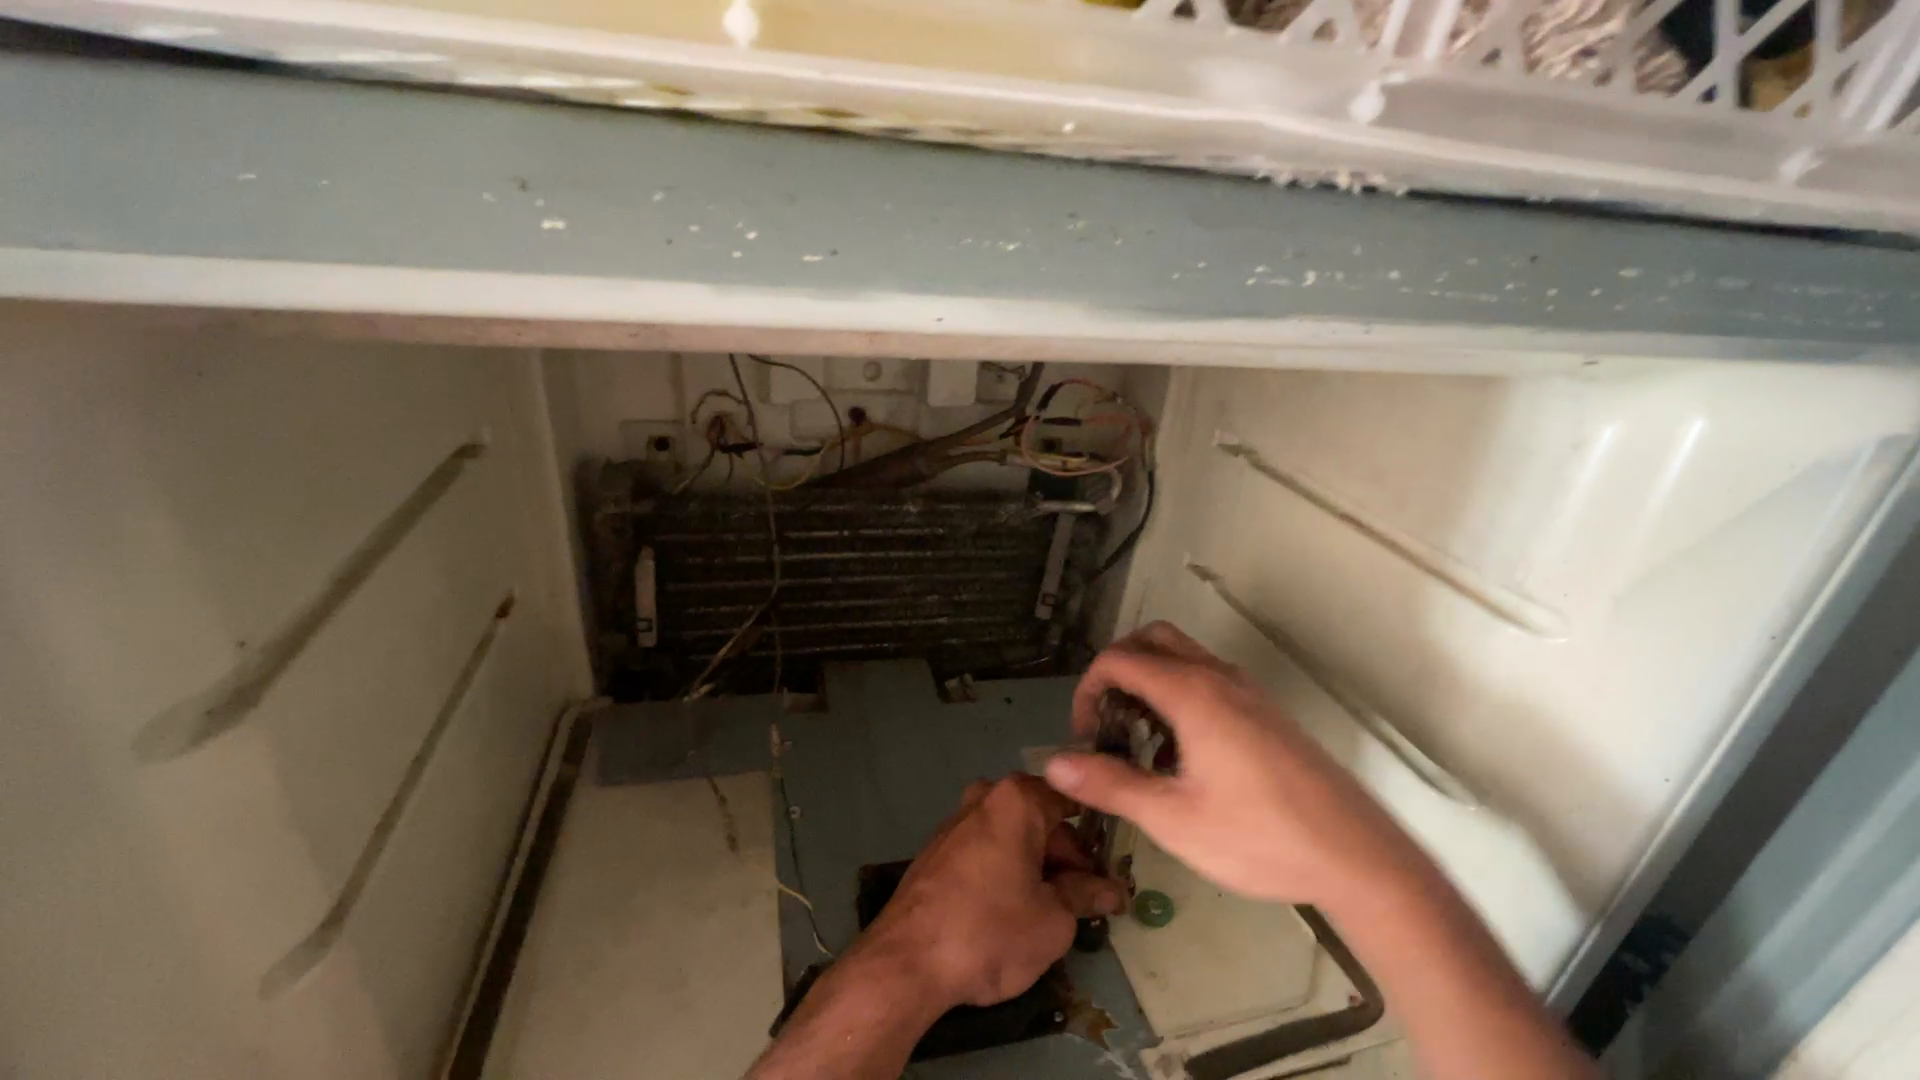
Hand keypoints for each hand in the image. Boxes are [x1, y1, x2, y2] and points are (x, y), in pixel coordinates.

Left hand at [854, 774, 1126, 1008]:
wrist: (906, 963)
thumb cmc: (990, 931)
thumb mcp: (1054, 920)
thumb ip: (1085, 897)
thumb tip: (1111, 891)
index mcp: (1016, 800)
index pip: (1072, 799)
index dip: (1098, 833)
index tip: (1115, 865)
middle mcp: (984, 799)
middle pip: (1041, 821)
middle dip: (1068, 858)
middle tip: (1091, 900)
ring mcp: (955, 825)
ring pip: (1013, 839)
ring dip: (1038, 868)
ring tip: (1057, 913)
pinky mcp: (936, 853)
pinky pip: (987, 853)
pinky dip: (1007, 874)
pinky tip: (1016, 913)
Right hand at [1043, 622, 1420, 911]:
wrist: (1356, 858)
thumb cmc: (1259, 838)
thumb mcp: (1173, 819)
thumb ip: (1110, 785)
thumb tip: (1054, 762)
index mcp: (1193, 693)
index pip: (1119, 659)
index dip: (1088, 690)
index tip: (1085, 737)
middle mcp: (1220, 678)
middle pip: (1152, 640)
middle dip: (1116, 670)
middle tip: (1106, 722)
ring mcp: (1249, 692)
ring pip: (1183, 657)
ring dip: (1149, 682)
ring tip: (1140, 742)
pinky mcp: (1267, 713)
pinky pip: (1209, 680)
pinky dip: (1178, 695)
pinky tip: (1182, 757)